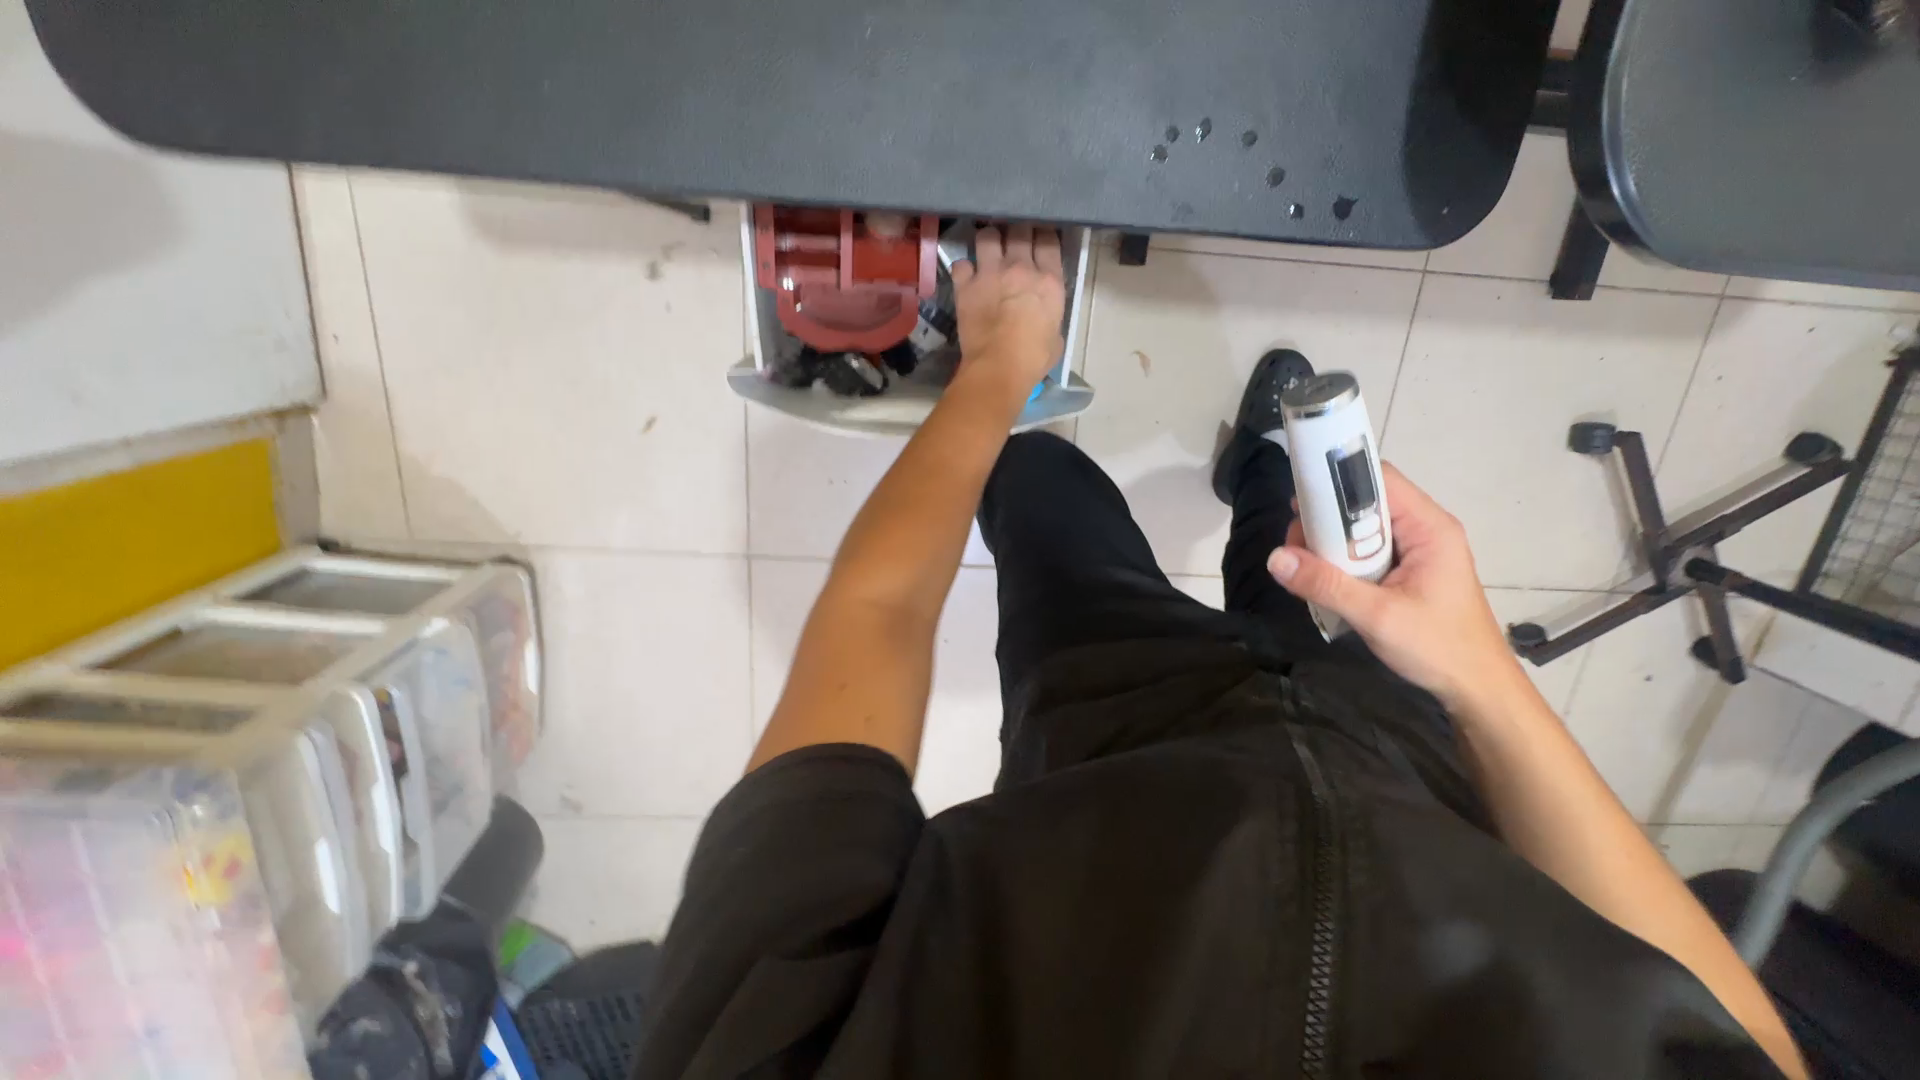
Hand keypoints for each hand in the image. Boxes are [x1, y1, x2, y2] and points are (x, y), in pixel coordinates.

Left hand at [950, 224, 1066, 399]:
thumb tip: (1043, 317)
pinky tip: (966, 275)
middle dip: (1017, 228)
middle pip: (1019, 230)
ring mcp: (990, 273)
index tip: (1040, 236)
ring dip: (989, 239)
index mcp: (1049, 280)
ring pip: (987, 236)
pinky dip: (963, 268)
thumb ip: (1050, 316)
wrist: (999, 367)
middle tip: (1013, 236)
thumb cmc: (1034, 358)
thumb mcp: (1056, 335)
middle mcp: (1020, 267)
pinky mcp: (965, 286)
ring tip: (988, 247)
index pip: (1049, 240)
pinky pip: (961, 264)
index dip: (1044, 234)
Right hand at [1266, 464, 1520, 712]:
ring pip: (1360, 530)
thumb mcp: (1377, 616)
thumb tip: (1275, 557)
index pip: (1378, 479)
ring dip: (1330, 546)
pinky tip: (1324, 584)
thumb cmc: (1439, 648)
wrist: (1477, 689)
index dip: (1338, 483)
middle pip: (1364, 503)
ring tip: (1307, 571)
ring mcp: (1415, 551)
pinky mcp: (1406, 572)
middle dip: (1325, 521)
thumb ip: (1326, 585)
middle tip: (1297, 549)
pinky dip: (1341, 563)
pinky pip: (1365, 553)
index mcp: (1429, 528)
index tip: (1299, 505)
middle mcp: (1423, 530)